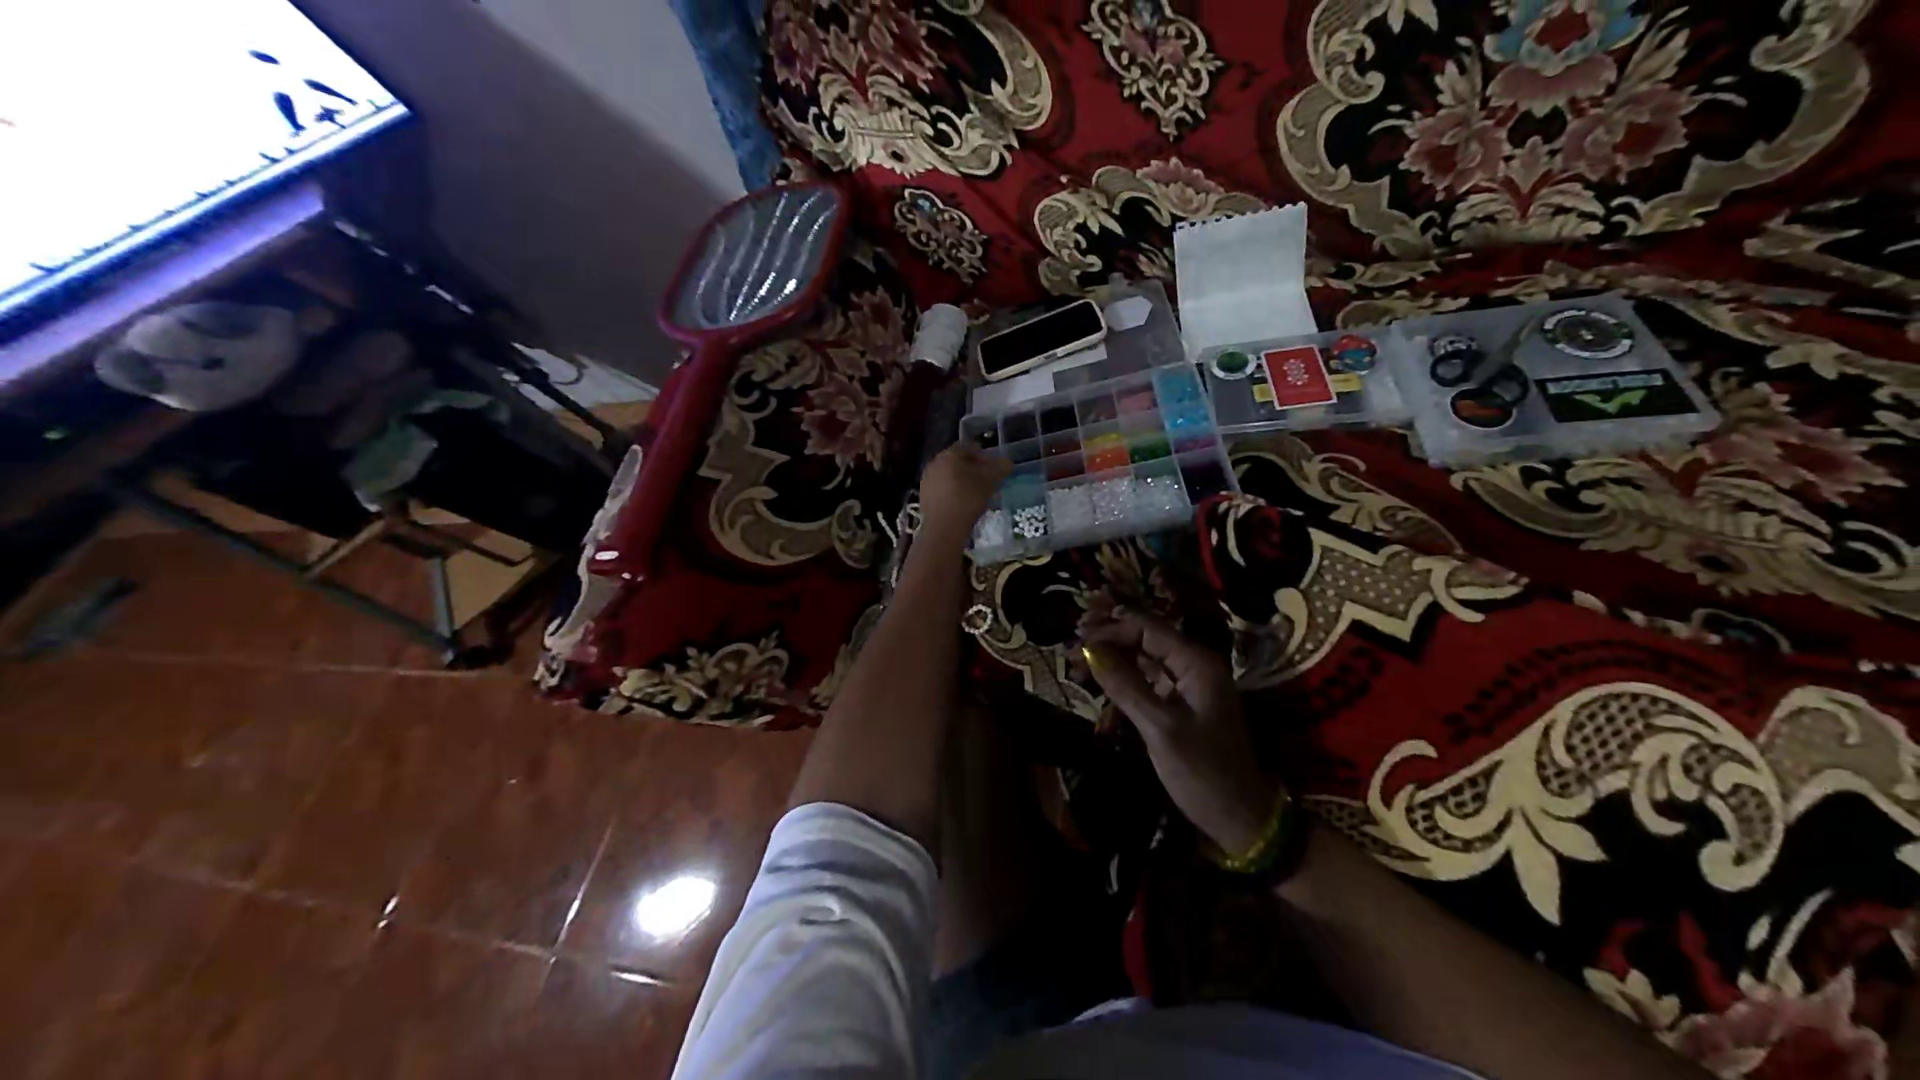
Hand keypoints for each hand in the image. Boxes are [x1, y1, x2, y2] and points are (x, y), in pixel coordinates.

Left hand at [920, 442, 1009, 544]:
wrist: (943, 528)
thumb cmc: (968, 500)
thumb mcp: (989, 483)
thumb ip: (999, 469)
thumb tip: (1007, 462)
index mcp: (949, 455)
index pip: (967, 446)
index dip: (982, 454)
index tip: (992, 465)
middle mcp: (934, 463)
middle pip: (956, 459)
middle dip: (971, 466)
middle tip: (985, 477)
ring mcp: (926, 479)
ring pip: (947, 473)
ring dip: (961, 478)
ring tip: (974, 490)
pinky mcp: (923, 495)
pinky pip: (941, 486)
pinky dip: (951, 489)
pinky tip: (961, 501)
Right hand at [1079, 608, 1280, 855]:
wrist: (1238, 817)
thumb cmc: (1203, 771)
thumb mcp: (1160, 728)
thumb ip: (1125, 685)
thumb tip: (1090, 651)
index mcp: (1197, 663)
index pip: (1148, 629)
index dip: (1110, 629)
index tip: (1076, 638)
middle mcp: (1194, 665)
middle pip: (1144, 639)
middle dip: (1107, 640)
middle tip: (1070, 650)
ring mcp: (1187, 685)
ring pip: (1142, 659)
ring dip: (1110, 659)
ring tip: (1075, 665)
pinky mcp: (1179, 704)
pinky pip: (1146, 680)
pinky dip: (1121, 679)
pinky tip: (1097, 682)